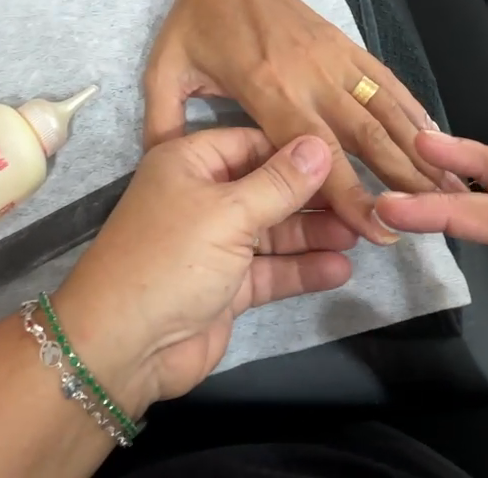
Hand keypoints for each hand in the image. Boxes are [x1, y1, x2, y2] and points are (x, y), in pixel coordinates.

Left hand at [50, 128, 353, 409]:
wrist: (123, 346)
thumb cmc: (172, 259)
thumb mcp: (228, 213)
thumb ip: (279, 182)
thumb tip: (320, 142)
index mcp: (191, 162)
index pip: (254, 143)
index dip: (297, 151)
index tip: (346, 159)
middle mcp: (202, 195)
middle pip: (267, 187)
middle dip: (312, 197)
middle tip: (364, 204)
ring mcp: (214, 242)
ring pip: (272, 231)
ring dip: (312, 234)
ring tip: (361, 237)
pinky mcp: (225, 285)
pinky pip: (269, 269)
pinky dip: (300, 269)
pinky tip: (339, 269)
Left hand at [145, 0, 462, 244]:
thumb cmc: (195, 23)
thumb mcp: (163, 72)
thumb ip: (163, 122)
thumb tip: (160, 172)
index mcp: (265, 88)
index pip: (312, 149)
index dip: (347, 192)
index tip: (378, 230)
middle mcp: (309, 76)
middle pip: (363, 135)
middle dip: (400, 180)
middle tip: (433, 220)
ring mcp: (334, 58)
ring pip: (385, 109)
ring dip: (419, 149)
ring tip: (452, 185)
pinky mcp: (346, 45)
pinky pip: (387, 80)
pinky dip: (414, 108)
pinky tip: (437, 135)